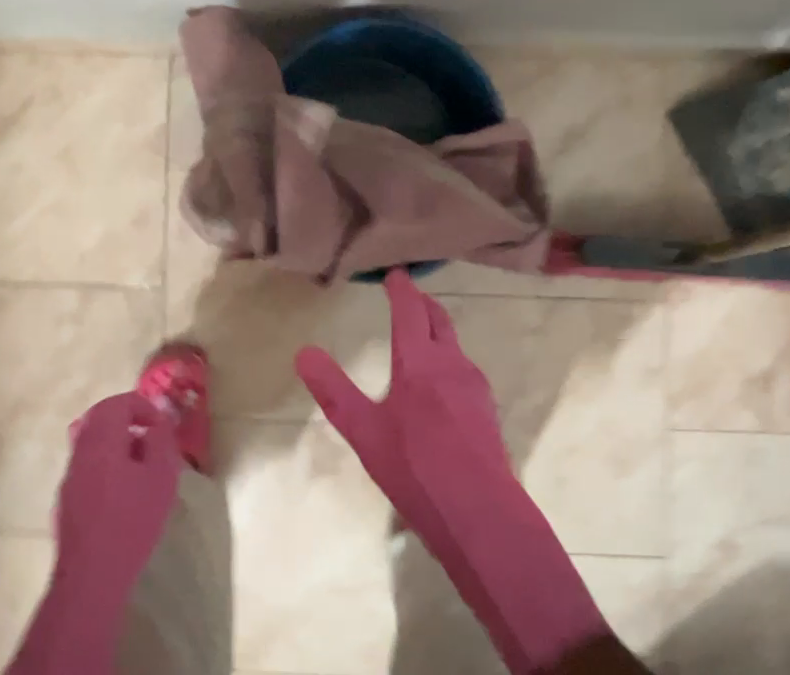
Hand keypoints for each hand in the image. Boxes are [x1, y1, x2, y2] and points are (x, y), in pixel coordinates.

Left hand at [7, 393, 183, 674]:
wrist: (91, 573)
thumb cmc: (131, 521)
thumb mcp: (160, 478)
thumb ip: (160, 442)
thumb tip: (157, 424)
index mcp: (101, 440)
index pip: (118, 403)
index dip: (143, 407)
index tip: (161, 426)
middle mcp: (79, 450)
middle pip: (99, 418)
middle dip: (127, 420)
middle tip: (152, 437)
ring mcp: (69, 475)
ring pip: (91, 441)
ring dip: (117, 442)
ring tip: (142, 465)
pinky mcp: (66, 497)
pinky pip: (87, 464)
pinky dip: (106, 462)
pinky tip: (123, 490)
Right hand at [298, 269, 615, 673]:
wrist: (481, 515)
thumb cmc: (415, 468)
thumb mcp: (363, 430)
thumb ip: (333, 390)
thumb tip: (304, 352)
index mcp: (420, 362)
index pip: (411, 312)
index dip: (402, 290)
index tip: (396, 275)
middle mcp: (453, 365)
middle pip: (440, 322)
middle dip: (423, 305)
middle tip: (409, 296)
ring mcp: (475, 389)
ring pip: (454, 347)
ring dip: (437, 332)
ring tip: (419, 338)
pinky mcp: (486, 414)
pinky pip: (463, 372)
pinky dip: (447, 360)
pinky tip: (437, 386)